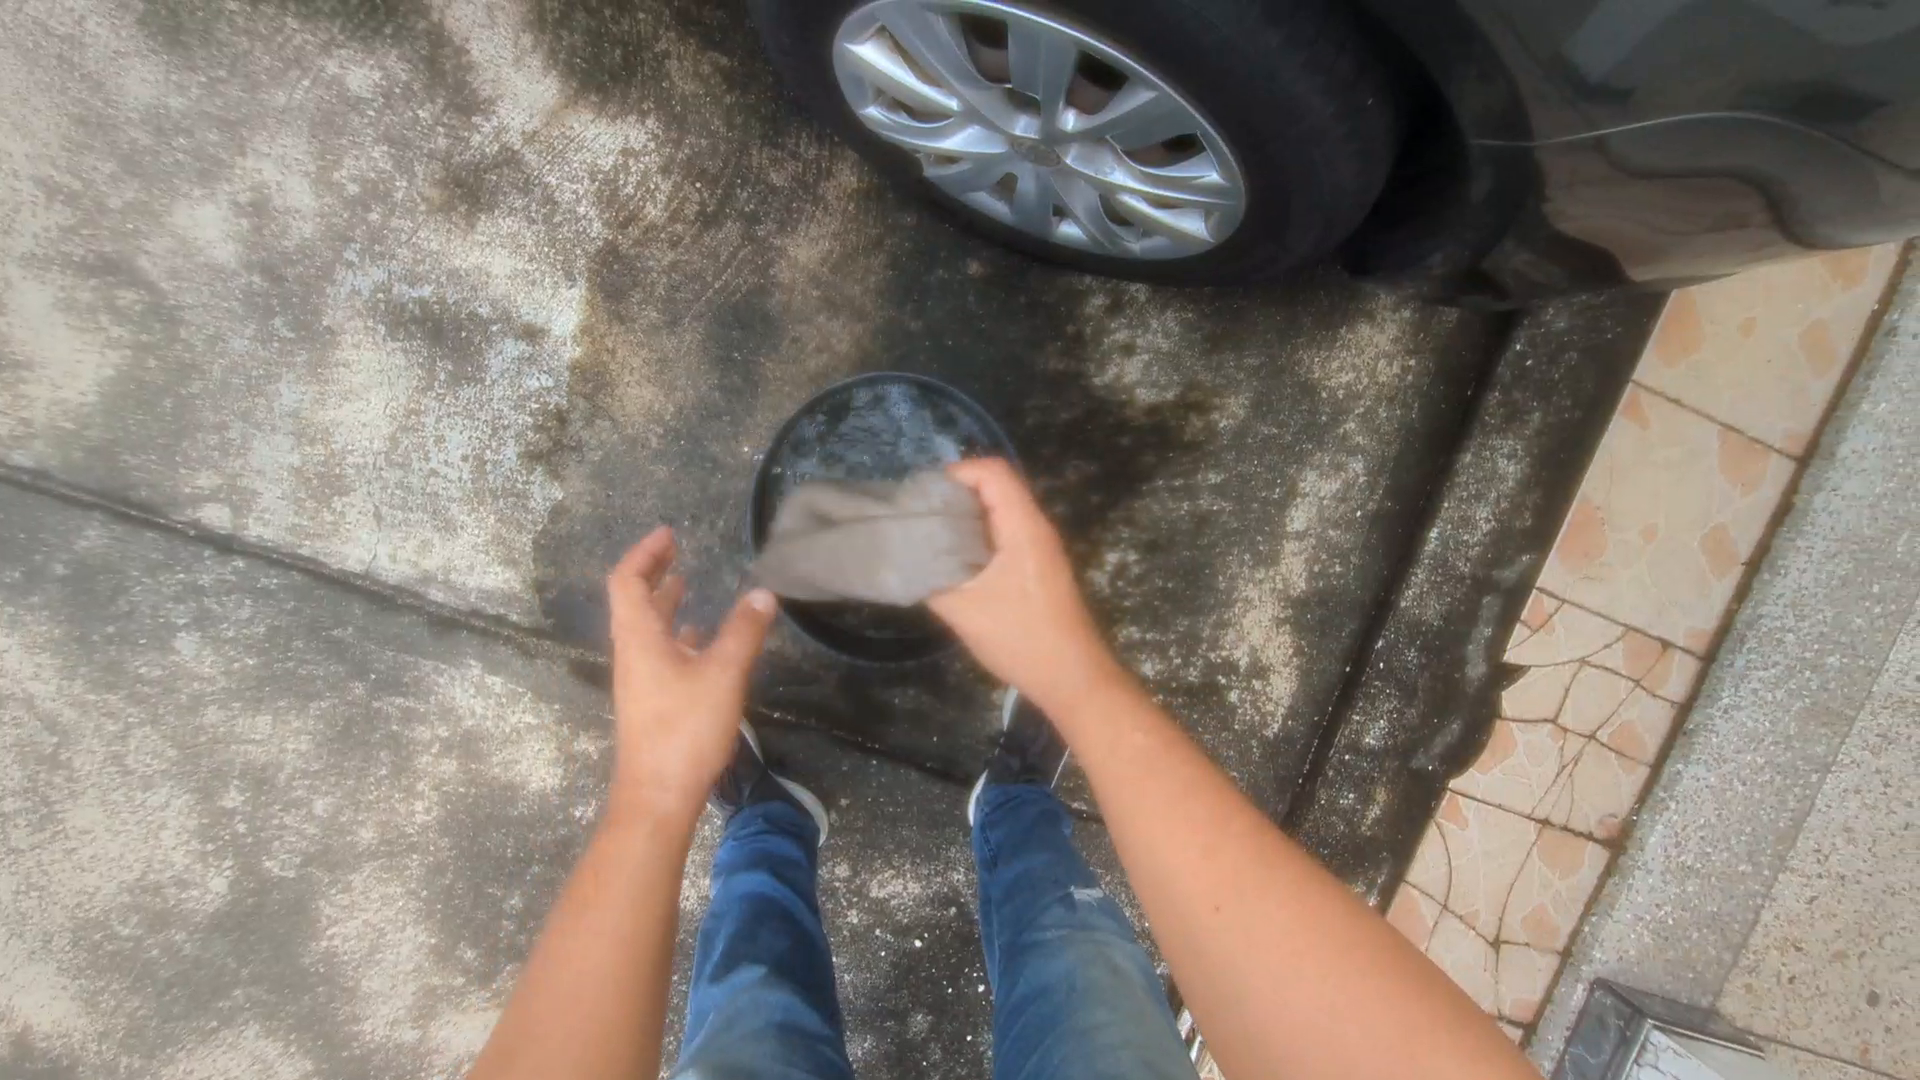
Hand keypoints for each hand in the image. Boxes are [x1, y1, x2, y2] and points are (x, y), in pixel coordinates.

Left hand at [604, 527, 777, 825]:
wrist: (658, 795)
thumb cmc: (685, 729)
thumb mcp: (724, 674)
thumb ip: (744, 632)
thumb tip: (763, 594)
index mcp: (639, 639)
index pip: (627, 581)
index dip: (645, 554)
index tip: (670, 535)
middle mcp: (633, 654)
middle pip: (633, 601)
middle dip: (654, 572)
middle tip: (677, 551)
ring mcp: (640, 680)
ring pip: (646, 629)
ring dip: (663, 603)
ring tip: (687, 585)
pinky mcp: (652, 701)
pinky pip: (659, 653)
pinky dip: (676, 635)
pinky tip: (701, 641)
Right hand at [927, 459, 1122, 709]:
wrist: (1074, 678)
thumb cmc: (1022, 639)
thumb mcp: (965, 610)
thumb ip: (931, 578)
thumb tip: (905, 558)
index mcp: (1024, 527)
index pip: (993, 472)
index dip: (956, 472)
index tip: (923, 495)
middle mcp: (1037, 529)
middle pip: (996, 488)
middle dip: (955, 494)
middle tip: (919, 515)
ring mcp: (1041, 549)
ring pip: (1001, 514)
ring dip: (966, 519)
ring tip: (929, 536)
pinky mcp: (1039, 568)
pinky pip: (1006, 536)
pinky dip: (978, 538)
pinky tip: (954, 562)